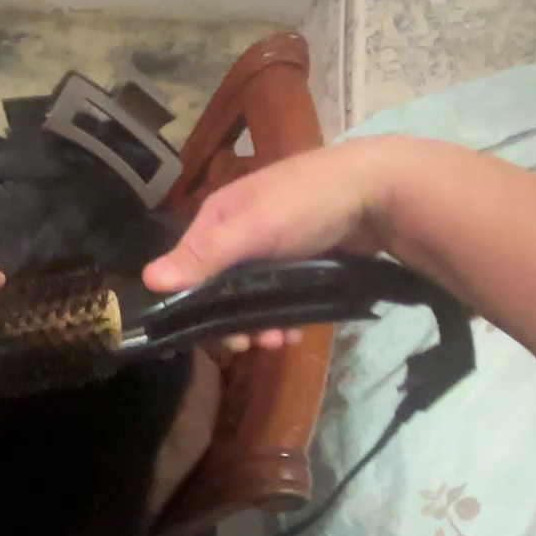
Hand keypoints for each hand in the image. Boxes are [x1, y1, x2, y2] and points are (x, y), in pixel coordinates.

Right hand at [146, 138, 408, 351]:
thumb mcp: (254, 229)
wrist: (387, 190)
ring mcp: (266, 250)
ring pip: (246, 299)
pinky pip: (274, 299)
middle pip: (215, 291)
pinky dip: (281, 318)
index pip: (186, 270)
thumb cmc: (311, 201)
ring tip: (278, 342)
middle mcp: (235, 235)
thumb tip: (148, 279)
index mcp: (217, 220)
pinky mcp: (294, 262)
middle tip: (250, 344)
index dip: (192, 306)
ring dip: (258, 326)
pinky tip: (295, 332)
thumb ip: (205, 257)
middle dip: (230, 323)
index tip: (209, 335)